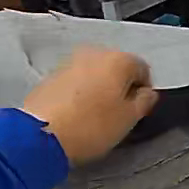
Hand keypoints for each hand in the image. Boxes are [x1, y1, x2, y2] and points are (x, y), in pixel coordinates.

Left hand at [19, 46, 157, 165]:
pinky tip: (78, 112)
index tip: (138, 109)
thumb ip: (145, 101)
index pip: (143, 69)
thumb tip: (146, 92)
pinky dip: (81, 91)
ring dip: (100, 88)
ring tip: (96, 113)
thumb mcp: (130, 118)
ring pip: (95, 73)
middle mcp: (94, 53)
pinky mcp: (51, 75)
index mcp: (119, 60)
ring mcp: (69, 62)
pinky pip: (76, 80)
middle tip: (118, 112)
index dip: (144, 90)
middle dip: (121, 86)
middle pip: (117, 68)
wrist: (41, 134)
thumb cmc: (93, 126)